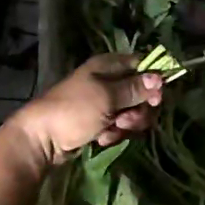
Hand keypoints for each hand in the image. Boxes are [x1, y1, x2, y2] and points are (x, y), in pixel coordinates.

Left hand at [6, 54, 164, 167]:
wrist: (43, 137)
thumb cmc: (74, 110)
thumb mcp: (106, 97)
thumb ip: (134, 88)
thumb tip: (160, 77)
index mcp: (107, 65)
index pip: (142, 64)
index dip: (153, 81)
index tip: (155, 100)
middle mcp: (108, 80)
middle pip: (142, 93)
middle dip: (138, 111)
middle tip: (125, 120)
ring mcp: (104, 101)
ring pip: (133, 113)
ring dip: (126, 125)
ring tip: (110, 130)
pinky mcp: (101, 121)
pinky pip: (120, 126)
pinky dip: (114, 134)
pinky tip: (101, 139)